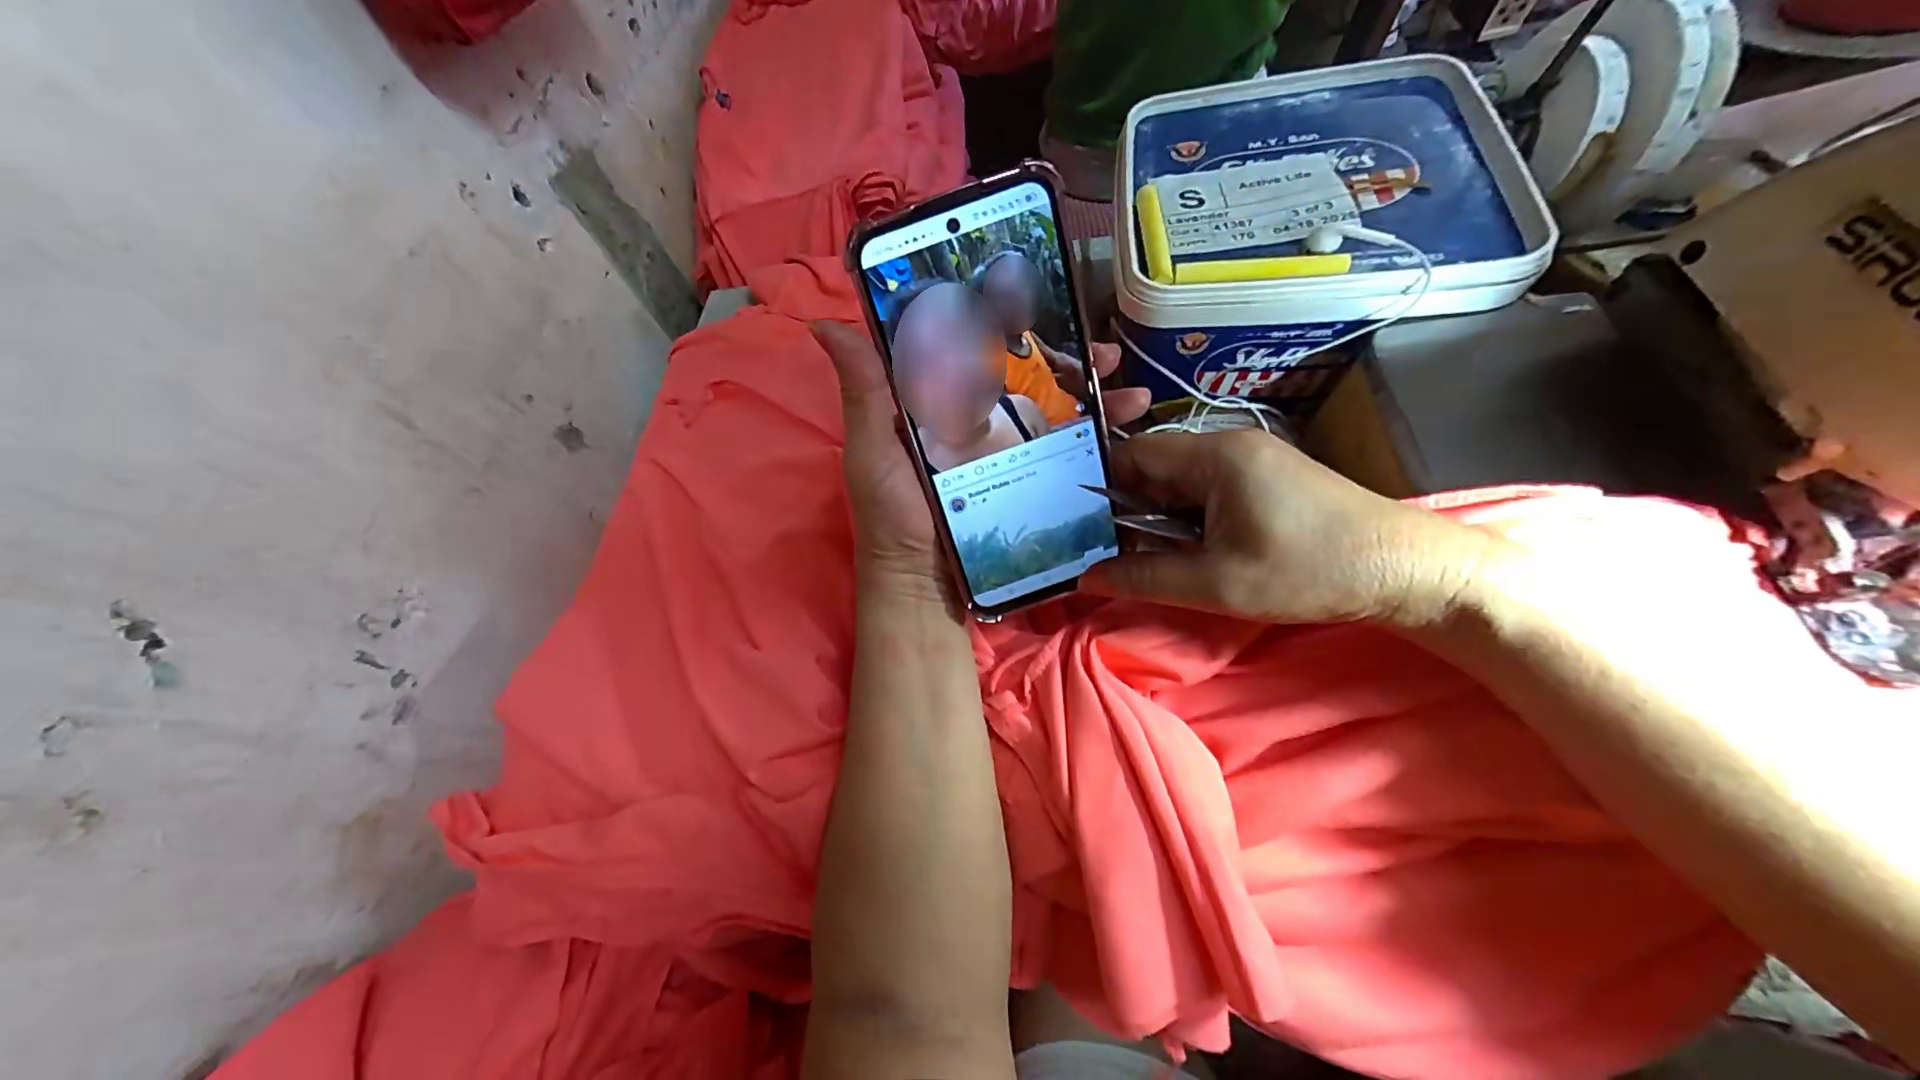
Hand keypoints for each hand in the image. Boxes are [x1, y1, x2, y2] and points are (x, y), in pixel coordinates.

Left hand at [811, 323, 1149, 597]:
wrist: (926, 584)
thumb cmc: (892, 517)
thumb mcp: (873, 451)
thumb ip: (863, 392)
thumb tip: (825, 324)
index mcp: (932, 400)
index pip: (967, 343)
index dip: (998, 314)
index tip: (1031, 291)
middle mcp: (971, 414)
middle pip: (1019, 366)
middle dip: (1058, 345)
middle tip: (1089, 335)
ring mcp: (1002, 443)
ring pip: (1049, 397)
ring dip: (1087, 378)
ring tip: (1117, 367)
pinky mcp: (1025, 472)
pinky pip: (1062, 440)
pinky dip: (1095, 424)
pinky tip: (1126, 410)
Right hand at [1081, 429, 1506, 627]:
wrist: (1406, 571)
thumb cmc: (1308, 571)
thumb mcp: (1216, 583)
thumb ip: (1144, 577)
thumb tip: (1087, 578)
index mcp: (1214, 455)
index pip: (1132, 453)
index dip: (1100, 488)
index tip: (1080, 526)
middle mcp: (1230, 445)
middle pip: (1156, 468)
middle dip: (1129, 510)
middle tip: (1106, 552)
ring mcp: (1254, 460)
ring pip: (1182, 484)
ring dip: (1161, 519)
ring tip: (1144, 558)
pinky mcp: (1270, 480)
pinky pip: (1210, 493)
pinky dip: (1190, 521)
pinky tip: (1189, 552)